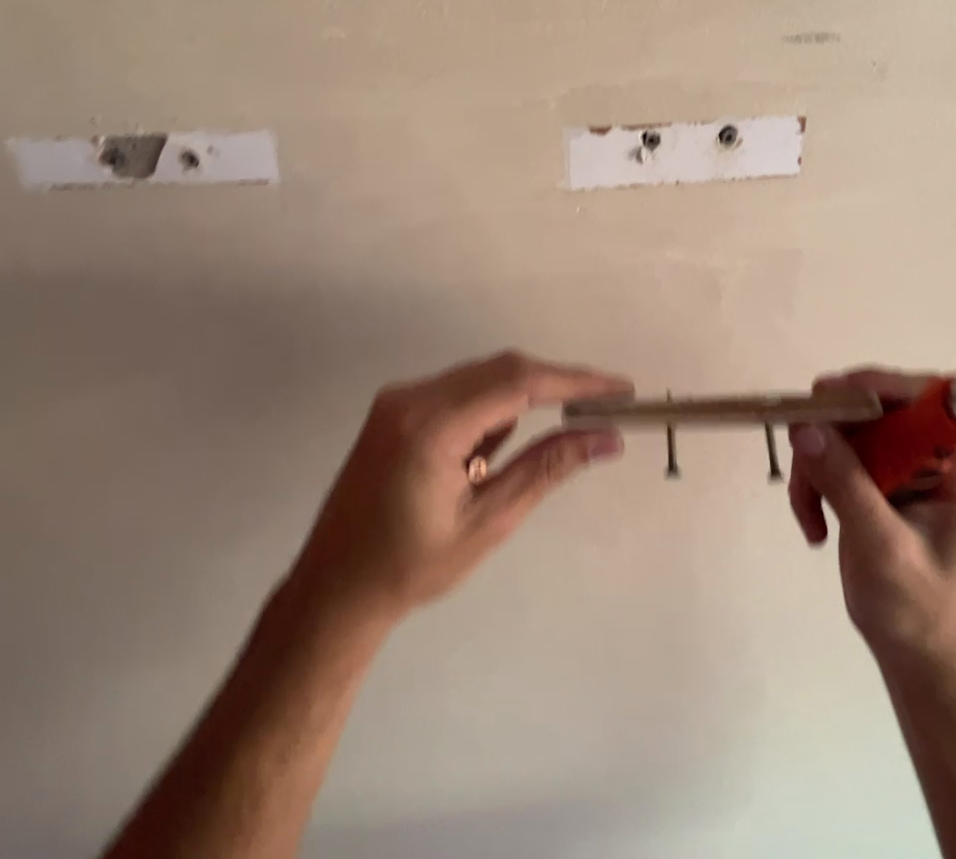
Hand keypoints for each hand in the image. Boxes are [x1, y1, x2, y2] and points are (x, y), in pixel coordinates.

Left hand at [290, 350, 631, 621]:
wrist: (335, 585)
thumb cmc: (411, 567)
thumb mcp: (489, 521)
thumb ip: (546, 467)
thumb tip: (606, 437)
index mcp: (431, 427)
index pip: (518, 383)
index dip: (575, 381)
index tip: (620, 390)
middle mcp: (410, 398)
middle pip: (501, 370)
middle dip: (555, 386)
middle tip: (602, 410)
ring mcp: (398, 400)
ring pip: (481, 378)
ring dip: (521, 401)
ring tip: (540, 446)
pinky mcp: (395, 410)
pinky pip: (458, 393)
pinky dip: (490, 412)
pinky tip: (488, 458)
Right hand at [785, 369, 955, 666]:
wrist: (922, 654)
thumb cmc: (919, 609)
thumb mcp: (881, 546)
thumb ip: (845, 483)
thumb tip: (805, 427)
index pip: (929, 397)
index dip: (879, 387)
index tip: (827, 398)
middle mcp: (940, 454)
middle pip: (877, 408)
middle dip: (832, 438)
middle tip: (804, 471)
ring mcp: (910, 466)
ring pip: (848, 430)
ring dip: (816, 467)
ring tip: (809, 516)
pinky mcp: (883, 481)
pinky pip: (838, 456)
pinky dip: (816, 484)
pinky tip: (815, 525)